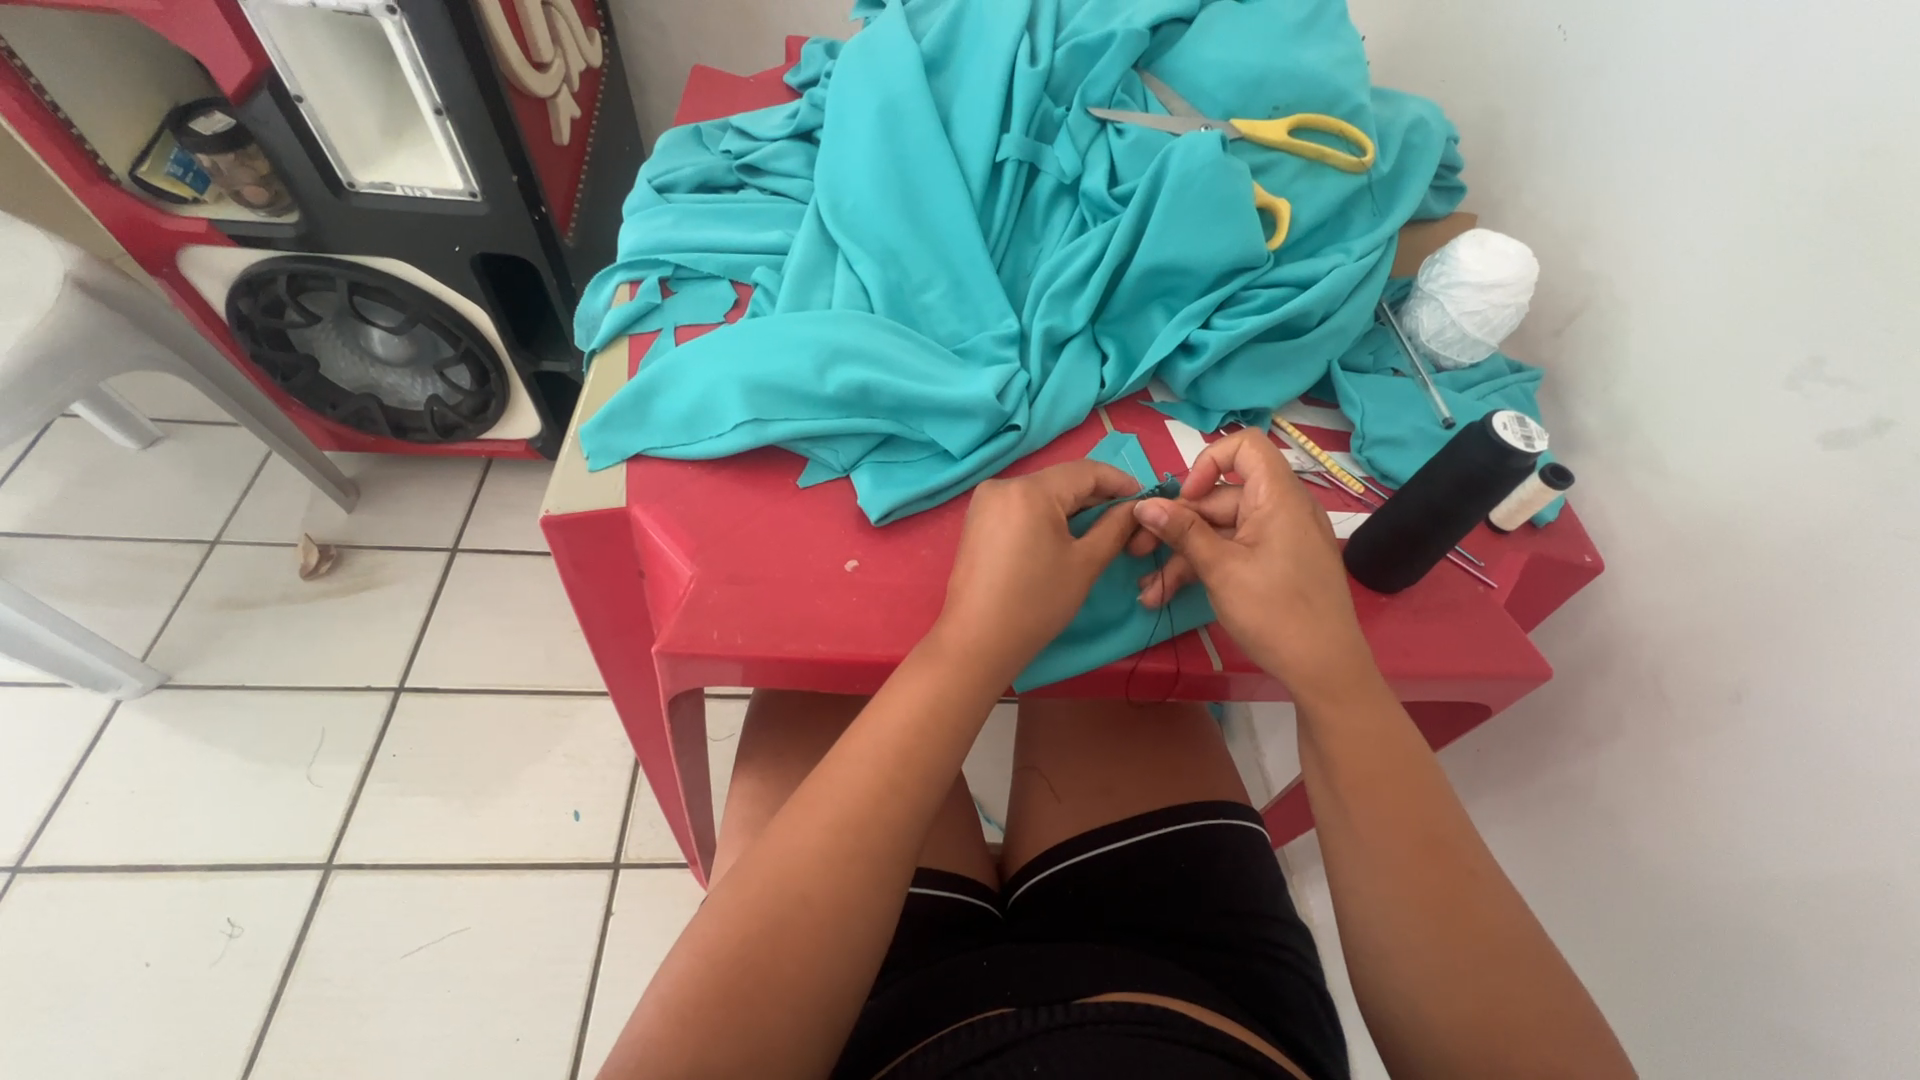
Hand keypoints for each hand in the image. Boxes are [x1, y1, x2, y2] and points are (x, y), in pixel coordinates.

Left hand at [934, 460, 1141, 681]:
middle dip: (1097, 496)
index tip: (1144, 499)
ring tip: (1101, 529)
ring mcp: (985, 502)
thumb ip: (1115, 527)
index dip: (1120, 482)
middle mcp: (1003, 485)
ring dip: (1072, 507)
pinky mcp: (977, 521)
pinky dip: (1047, 515)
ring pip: (1041, 493)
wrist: (977, 641)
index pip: (1086, 470)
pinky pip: (1022, 506)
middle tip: (1127, 519)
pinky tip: (1065, 535)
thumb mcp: (1085, 563)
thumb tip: (1136, 507)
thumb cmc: (1036, 603)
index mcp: (1030, 490)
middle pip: (1061, 480)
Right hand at [1128, 428, 1376, 698]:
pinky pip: (1233, 552)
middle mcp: (1280, 509)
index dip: (1207, 464)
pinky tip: (1166, 596)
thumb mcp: (1220, 570)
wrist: (1325, 669)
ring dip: (1181, 557)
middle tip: (1137, 551)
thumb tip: (1143, 505)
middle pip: (1220, 498)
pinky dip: (1202, 569)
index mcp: (1277, 497)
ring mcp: (1278, 539)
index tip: (1184, 499)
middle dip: (1175, 525)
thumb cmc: (1275, 611)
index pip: (1244, 447)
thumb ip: (1182, 532)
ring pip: (1219, 532)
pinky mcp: (1274, 565)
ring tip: (1148, 591)